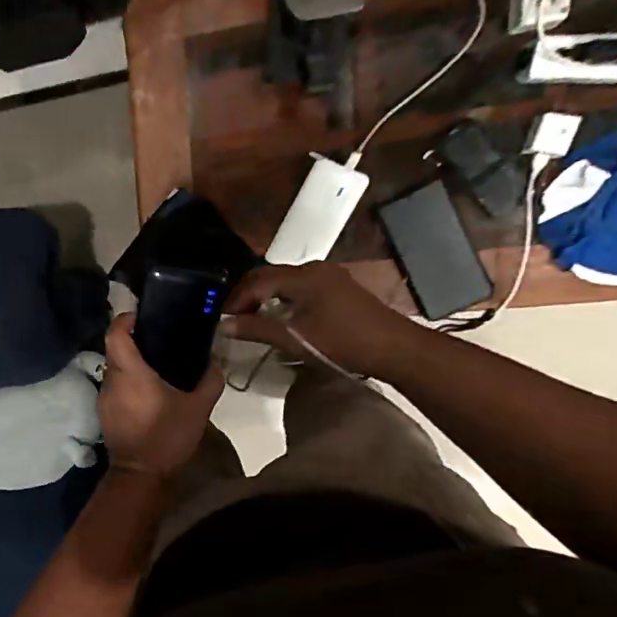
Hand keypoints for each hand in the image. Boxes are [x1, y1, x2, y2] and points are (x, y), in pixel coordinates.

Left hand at [98, 314, 222, 477]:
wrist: (141, 474)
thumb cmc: (168, 437)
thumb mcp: (199, 408)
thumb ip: (209, 379)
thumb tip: (215, 359)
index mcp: (131, 373)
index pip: (116, 334)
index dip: (126, 320)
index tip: (143, 316)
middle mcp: (112, 380)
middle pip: (115, 349)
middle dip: (133, 341)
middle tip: (159, 340)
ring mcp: (104, 397)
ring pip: (114, 369)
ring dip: (130, 364)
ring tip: (156, 366)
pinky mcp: (104, 411)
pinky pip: (114, 386)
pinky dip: (127, 381)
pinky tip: (148, 390)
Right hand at [220, 261, 427, 379]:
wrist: (395, 348)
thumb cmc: (342, 342)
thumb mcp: (294, 338)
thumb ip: (256, 329)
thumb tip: (224, 325)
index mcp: (303, 276)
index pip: (256, 281)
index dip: (236, 300)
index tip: (222, 320)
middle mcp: (314, 268)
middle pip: (269, 276)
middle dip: (247, 295)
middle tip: (232, 318)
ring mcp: (328, 276)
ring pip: (284, 281)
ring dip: (264, 297)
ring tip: (251, 319)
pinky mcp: (337, 288)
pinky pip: (299, 287)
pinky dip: (281, 298)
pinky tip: (279, 316)